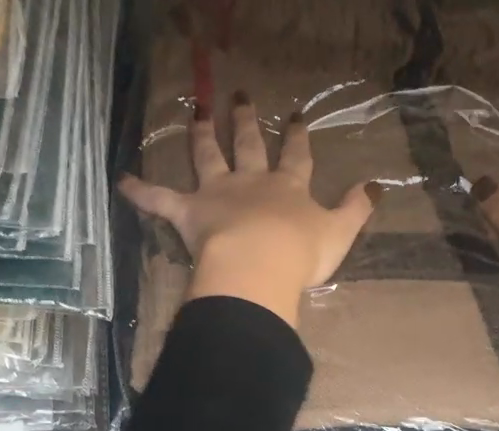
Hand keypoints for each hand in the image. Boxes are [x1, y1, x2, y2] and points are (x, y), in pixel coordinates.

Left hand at [119, 91, 380, 326]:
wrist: (259, 265)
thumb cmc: (299, 255)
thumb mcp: (339, 234)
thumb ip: (356, 211)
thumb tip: (378, 188)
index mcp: (289, 189)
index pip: (296, 157)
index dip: (296, 137)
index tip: (295, 117)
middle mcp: (252, 183)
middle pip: (248, 146)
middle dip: (245, 121)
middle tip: (239, 97)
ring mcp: (218, 194)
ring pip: (207, 157)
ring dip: (200, 134)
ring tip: (195, 112)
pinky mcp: (189, 213)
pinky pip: (160, 200)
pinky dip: (140, 192)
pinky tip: (121, 182)